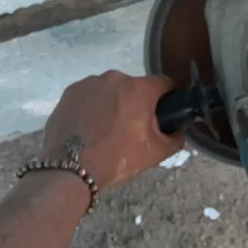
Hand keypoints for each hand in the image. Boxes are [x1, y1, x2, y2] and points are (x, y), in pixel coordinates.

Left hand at [41, 71, 183, 190]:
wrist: (70, 169)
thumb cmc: (117, 159)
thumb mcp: (156, 152)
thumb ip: (175, 136)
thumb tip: (177, 128)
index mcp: (138, 89)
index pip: (165, 83)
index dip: (168, 98)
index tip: (164, 113)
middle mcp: (114, 78)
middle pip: (135, 87)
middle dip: (138, 103)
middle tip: (133, 129)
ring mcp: (88, 83)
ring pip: (111, 90)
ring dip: (114, 104)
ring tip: (107, 129)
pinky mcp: (70, 92)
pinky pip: (90, 95)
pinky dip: (93, 107)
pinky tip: (89, 127)